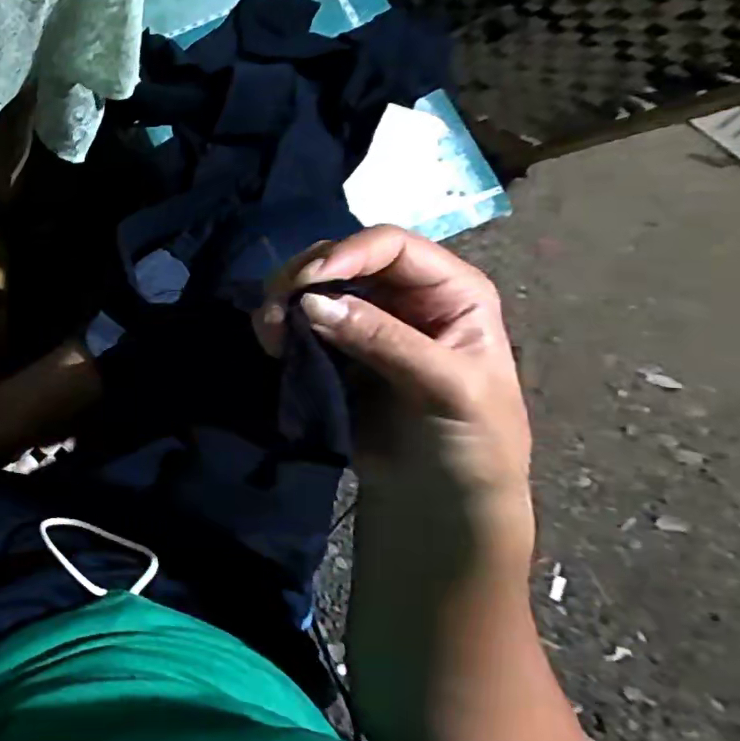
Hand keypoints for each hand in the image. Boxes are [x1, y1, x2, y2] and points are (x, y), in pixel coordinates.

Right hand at [254, 225, 530, 495]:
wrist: (434, 495)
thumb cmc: (469, 441)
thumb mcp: (446, 389)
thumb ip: (384, 340)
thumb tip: (311, 301)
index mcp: (450, 292)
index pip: (390, 245)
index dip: (344, 253)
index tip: (302, 285)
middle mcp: (402, 295)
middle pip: (338, 256)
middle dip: (300, 277)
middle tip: (274, 312)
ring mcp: (361, 319)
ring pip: (307, 284)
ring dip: (279, 301)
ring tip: (271, 336)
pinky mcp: (327, 345)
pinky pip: (291, 316)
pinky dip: (273, 323)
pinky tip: (274, 347)